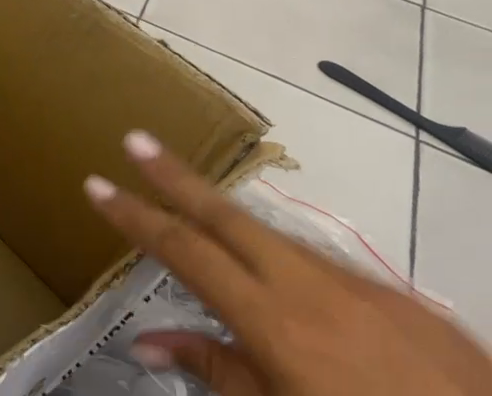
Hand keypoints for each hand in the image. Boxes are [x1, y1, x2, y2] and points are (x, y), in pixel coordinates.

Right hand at [85, 131, 491, 395]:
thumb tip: (144, 342)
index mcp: (272, 320)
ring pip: (284, 243)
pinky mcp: (414, 306)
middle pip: (229, 218)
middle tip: (136, 141)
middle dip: (177, 178)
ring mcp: (369, 292)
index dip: (135, 216)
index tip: (95, 183)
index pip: (183, 251)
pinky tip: (306, 297)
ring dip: (238, 227)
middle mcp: (314, 290)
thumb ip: (215, 369)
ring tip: (210, 224)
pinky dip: (301, 271)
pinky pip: (338, 275)